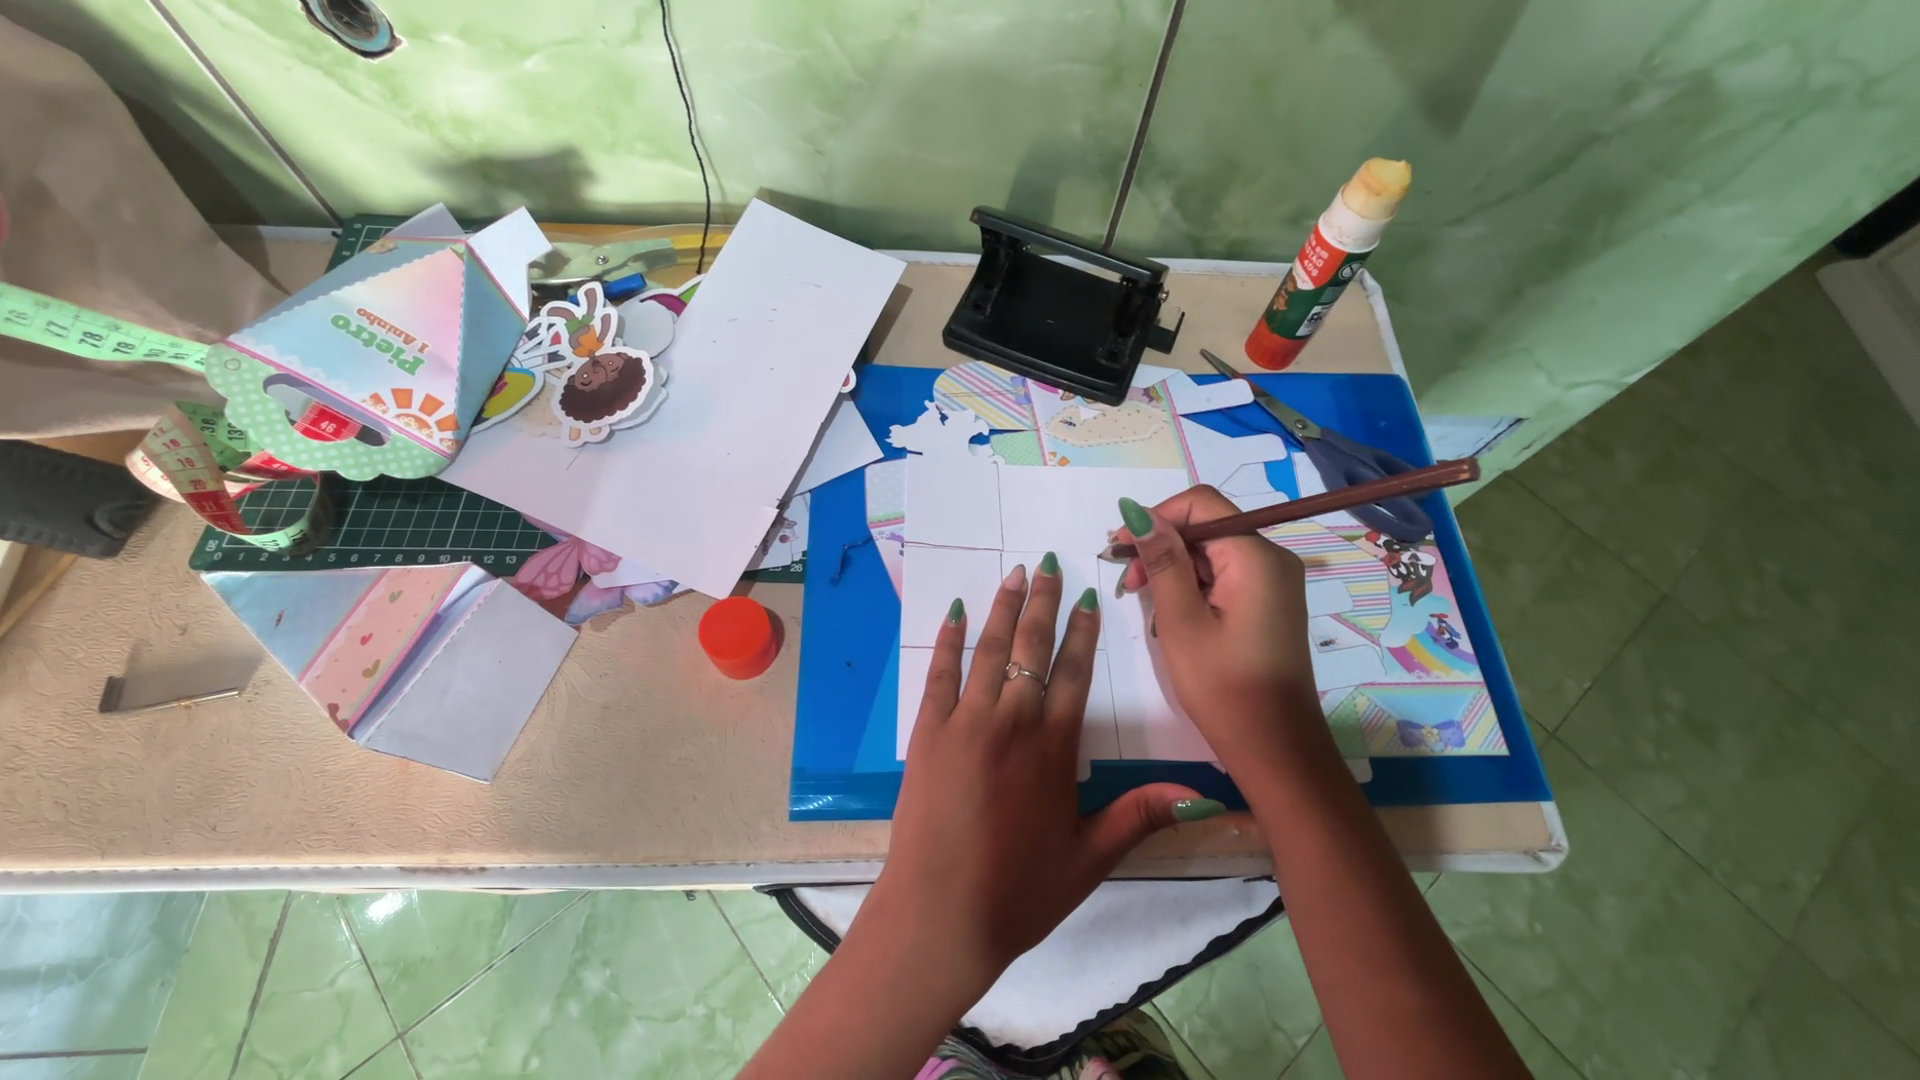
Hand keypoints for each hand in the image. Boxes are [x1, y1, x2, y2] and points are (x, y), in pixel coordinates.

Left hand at [857, 555, 1222, 994]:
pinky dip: (948, 641)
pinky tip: (955, 614)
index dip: (1082, 632)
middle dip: (1043, 604)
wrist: (939, 915)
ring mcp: (964, 723)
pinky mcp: (927, 734)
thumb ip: (1139, 816)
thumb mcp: (1090, 859)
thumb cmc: (1019, 891)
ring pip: (989, 651)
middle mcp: (1011, 722)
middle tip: (1048, 564)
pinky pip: (939, 674)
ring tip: (1014, 575)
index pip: (1073, 674)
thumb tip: (1200, 793)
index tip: (1088, 596)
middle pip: (1032, 649)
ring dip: (1004, 610)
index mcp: (1053, 748)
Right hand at [1116, 486, 1321, 762]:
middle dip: (1162, 544)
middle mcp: (1272, 559)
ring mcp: (1273, 581)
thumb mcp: (1181, 620)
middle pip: (1207, 526)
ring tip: (1144, 601)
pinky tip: (1171, 612)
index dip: (1157, 516)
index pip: (1202, 504)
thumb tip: (1138, 512)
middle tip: (1127, 583)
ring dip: (1173, 567)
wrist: (1273, 744)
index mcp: (1256, 557)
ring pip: (1212, 551)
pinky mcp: (1268, 602)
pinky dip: (1193, 584)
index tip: (1120, 547)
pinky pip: (1225, 575)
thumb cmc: (1222, 686)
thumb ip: (1162, 560)